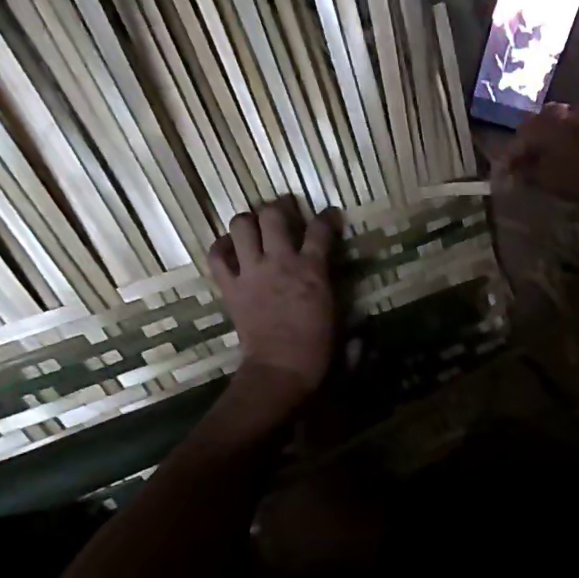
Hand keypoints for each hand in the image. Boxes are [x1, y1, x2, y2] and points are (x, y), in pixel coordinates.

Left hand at [206, 199, 338, 414]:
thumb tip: (361, 322)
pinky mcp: (230, 286)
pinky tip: (231, 248)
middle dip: (280, 207)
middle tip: (285, 209)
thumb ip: (346, 307)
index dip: (327, 218)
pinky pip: (216, 254)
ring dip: (248, 221)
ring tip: (256, 226)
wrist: (280, 370)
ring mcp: (251, 272)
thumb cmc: (318, 353)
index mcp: (313, 272)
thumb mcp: (341, 323)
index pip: (320, 230)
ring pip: (241, 226)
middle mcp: (280, 262)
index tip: (330, 215)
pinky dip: (222, 246)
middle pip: (273, 215)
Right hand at [502, 103, 578, 204]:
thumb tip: (513, 171)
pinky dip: (561, 143)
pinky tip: (565, 156)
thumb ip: (526, 173)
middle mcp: (555, 112)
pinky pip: (568, 131)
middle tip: (522, 167)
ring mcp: (577, 114)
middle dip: (526, 147)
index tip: (504, 174)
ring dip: (545, 143)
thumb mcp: (548, 179)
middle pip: (533, 129)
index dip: (508, 158)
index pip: (516, 140)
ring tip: (543, 162)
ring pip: (552, 127)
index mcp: (539, 123)